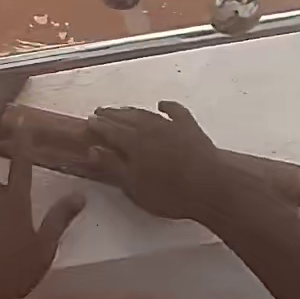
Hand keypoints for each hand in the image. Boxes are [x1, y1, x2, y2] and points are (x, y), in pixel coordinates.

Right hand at [86, 101, 268, 222]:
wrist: (210, 187)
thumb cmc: (169, 193)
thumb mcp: (134, 187)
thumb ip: (113, 166)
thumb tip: (92, 149)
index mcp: (133, 143)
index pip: (110, 131)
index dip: (99, 126)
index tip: (89, 121)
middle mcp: (150, 129)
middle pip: (126, 118)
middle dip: (112, 115)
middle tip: (100, 111)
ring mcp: (171, 126)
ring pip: (147, 114)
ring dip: (132, 111)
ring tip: (122, 110)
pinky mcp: (190, 128)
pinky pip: (176, 112)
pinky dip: (167, 107)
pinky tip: (162, 105)